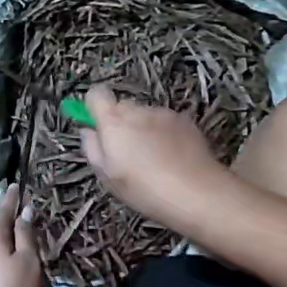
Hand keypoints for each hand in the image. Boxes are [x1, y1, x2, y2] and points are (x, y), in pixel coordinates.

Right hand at [78, 84, 228, 224]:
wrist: (197, 192)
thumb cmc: (144, 189)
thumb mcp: (108, 177)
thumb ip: (93, 149)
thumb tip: (88, 131)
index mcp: (113, 122)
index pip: (96, 94)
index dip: (94, 108)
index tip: (98, 128)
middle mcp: (138, 111)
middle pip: (122, 106)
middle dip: (120, 123)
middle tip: (126, 152)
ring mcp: (164, 113)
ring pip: (145, 115)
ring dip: (143, 129)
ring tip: (152, 158)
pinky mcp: (185, 120)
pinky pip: (165, 122)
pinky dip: (163, 133)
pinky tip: (171, 157)